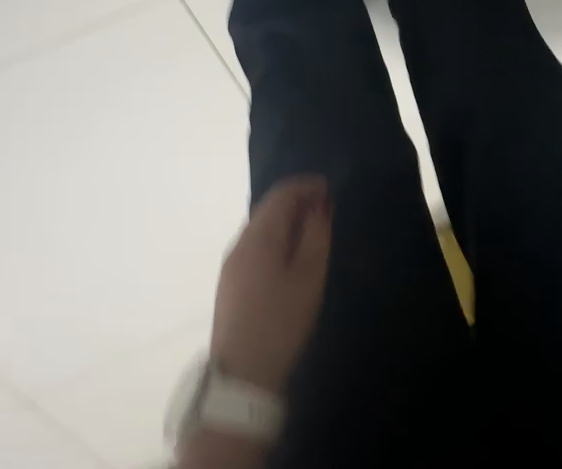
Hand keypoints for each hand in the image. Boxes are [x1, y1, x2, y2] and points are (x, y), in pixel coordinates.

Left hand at [210, 175, 332, 391]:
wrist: (242, 376)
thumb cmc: (281, 321)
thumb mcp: (309, 276)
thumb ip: (316, 235)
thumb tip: (319, 206)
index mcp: (258, 237)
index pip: (281, 194)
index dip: (306, 185)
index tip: (330, 189)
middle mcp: (239, 244)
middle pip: (268, 209)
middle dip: (297, 202)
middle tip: (326, 210)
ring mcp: (231, 265)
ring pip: (261, 229)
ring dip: (286, 222)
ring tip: (313, 233)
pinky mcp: (230, 284)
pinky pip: (255, 247)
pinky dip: (276, 240)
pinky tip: (291, 257)